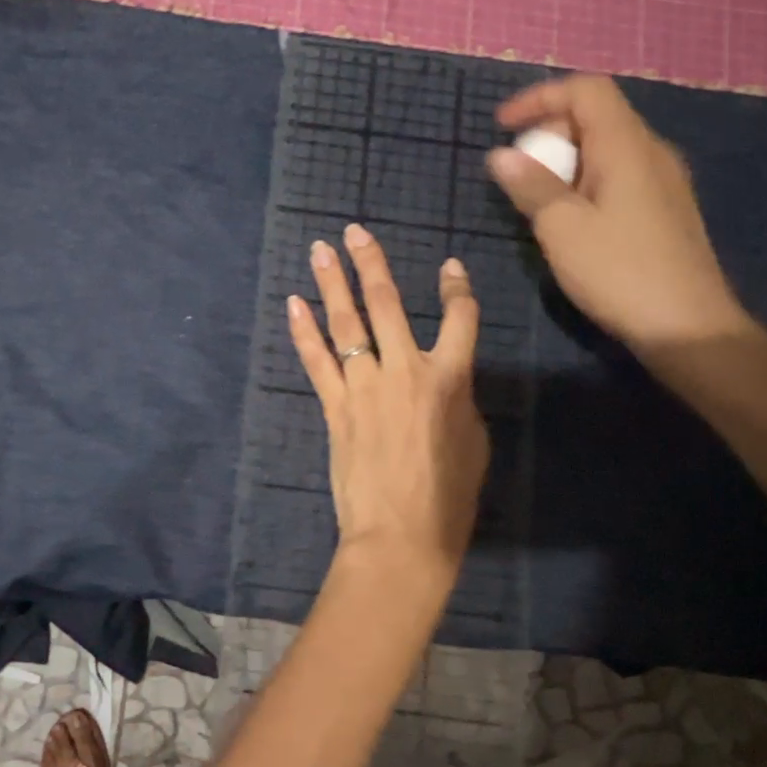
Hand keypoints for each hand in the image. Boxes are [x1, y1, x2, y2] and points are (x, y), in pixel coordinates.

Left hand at [288, 223, 489, 575]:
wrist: (401, 535)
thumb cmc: (449, 497)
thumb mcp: (473, 443)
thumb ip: (457, 400)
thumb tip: (443, 380)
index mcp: (450, 380)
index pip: (459, 319)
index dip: (457, 289)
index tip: (449, 266)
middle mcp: (405, 372)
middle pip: (387, 305)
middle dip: (371, 264)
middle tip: (354, 232)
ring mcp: (364, 387)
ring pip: (346, 323)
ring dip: (331, 283)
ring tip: (320, 251)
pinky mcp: (334, 407)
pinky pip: (317, 361)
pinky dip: (303, 332)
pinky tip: (293, 304)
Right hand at [487, 75, 751, 347]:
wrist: (688, 326)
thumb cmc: (619, 272)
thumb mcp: (561, 228)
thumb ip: (530, 186)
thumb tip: (501, 155)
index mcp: (627, 147)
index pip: (586, 90)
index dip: (540, 97)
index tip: (501, 126)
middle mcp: (651, 153)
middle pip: (596, 116)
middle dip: (548, 133)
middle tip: (517, 173)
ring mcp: (662, 181)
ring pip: (605, 148)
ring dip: (563, 161)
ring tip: (535, 200)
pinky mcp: (663, 209)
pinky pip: (617, 174)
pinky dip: (583, 181)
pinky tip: (569, 220)